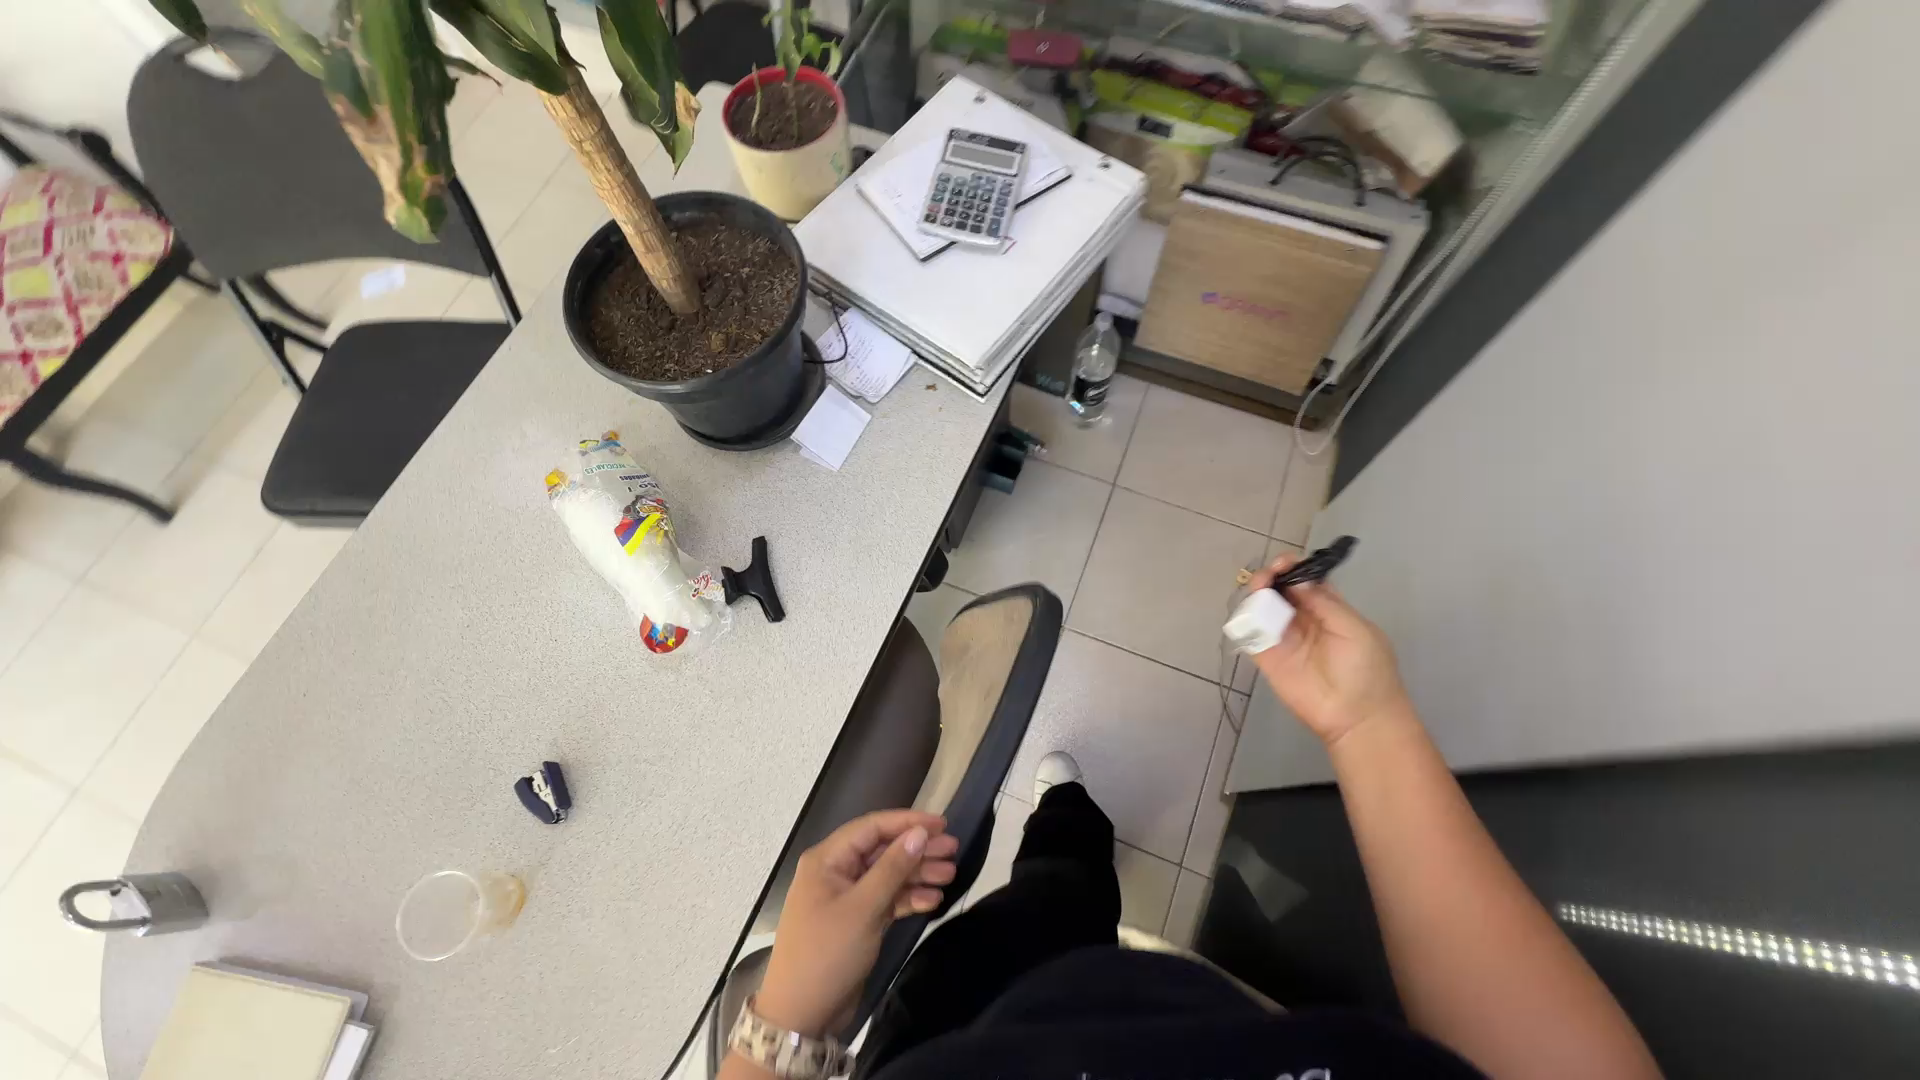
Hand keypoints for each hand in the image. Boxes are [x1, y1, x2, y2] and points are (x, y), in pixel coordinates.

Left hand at [755, 810, 959, 1036]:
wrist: (801, 1017)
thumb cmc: (827, 953)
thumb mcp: (863, 908)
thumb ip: (893, 867)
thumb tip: (919, 833)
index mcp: (828, 859)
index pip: (872, 827)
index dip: (907, 822)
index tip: (942, 824)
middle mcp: (836, 872)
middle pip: (883, 850)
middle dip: (917, 850)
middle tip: (954, 851)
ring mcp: (847, 898)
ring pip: (888, 875)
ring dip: (917, 874)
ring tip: (951, 875)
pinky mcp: (857, 922)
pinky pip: (886, 900)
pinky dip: (908, 898)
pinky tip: (933, 900)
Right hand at [1248, 552, 1413, 746]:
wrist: (1356, 716)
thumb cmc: (1366, 670)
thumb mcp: (1355, 628)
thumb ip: (1324, 603)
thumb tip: (1297, 580)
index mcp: (1328, 610)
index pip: (1306, 581)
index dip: (1295, 567)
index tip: (1286, 562)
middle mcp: (1302, 620)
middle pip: (1280, 590)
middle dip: (1273, 575)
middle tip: (1270, 574)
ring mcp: (1282, 638)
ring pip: (1263, 607)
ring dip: (1258, 592)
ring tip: (1259, 586)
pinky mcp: (1266, 656)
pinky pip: (1250, 632)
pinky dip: (1244, 617)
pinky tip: (1249, 608)